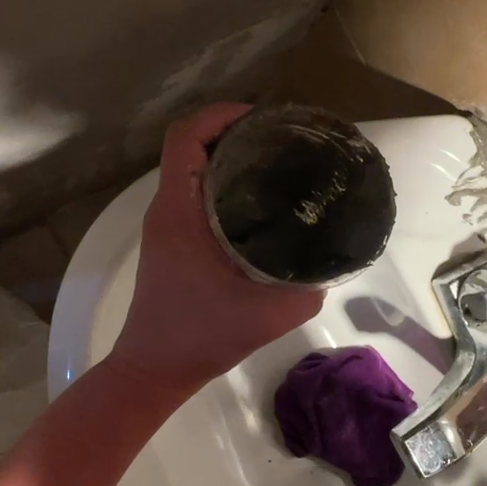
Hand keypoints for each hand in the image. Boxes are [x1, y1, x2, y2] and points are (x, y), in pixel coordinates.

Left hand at [108, 103, 325, 393]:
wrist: (152, 369)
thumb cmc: (198, 337)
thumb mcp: (264, 317)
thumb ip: (305, 292)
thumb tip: (334, 267)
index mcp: (179, 212)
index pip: (185, 138)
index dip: (220, 115)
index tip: (262, 118)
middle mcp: (167, 209)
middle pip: (191, 146)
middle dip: (234, 131)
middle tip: (283, 140)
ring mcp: (166, 225)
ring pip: (192, 169)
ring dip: (228, 157)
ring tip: (277, 163)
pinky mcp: (171, 241)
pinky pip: (195, 193)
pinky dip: (224, 183)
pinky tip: (260, 204)